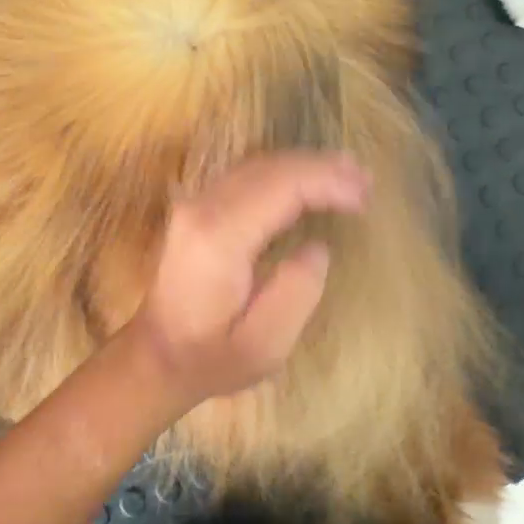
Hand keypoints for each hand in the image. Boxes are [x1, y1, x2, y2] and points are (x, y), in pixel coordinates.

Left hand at [124, 152, 368, 405]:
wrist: (156, 355)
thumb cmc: (211, 358)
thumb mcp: (264, 346)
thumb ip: (297, 293)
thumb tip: (317, 249)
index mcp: (220, 238)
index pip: (280, 188)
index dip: (326, 182)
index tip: (364, 196)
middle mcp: (203, 208)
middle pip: (270, 169)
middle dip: (321, 167)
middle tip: (366, 179)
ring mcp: (195, 203)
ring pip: (257, 165)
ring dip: (304, 165)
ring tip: (349, 173)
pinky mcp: (197, 208)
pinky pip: (246, 175)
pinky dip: (283, 172)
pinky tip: (309, 178)